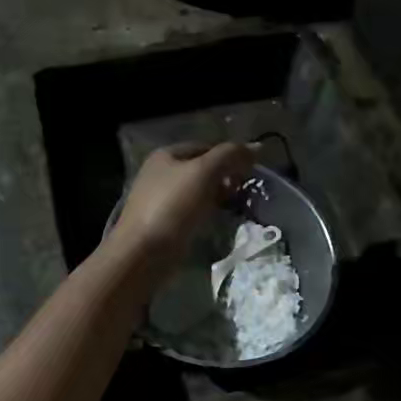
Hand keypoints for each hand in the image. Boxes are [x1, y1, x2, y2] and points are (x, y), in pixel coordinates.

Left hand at [108, 142, 254, 265]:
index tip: (249, 174)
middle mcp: (159, 174)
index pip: (205, 147)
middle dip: (224, 180)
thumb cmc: (172, 207)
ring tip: (236, 209)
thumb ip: (230, 156)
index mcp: (165, 155)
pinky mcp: (163, 225)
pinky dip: (206, 216)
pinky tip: (217, 224)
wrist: (143, 253)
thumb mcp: (204, 173)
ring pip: (197, 194)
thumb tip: (257, 146)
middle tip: (244, 193)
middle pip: (201, 171)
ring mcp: (159, 201)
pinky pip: (190, 214)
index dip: (229, 157)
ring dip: (217, 199)